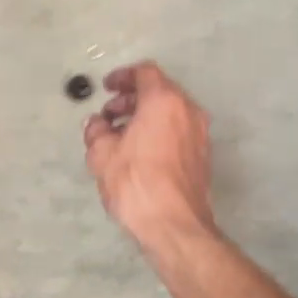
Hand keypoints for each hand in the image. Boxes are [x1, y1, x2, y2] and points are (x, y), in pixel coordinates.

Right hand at [83, 62, 216, 247]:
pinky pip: (176, 131)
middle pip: (159, 91)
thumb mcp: (102, 155)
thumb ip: (96, 131)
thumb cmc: (134, 182)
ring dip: (144, 117)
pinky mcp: (201, 156)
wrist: (173, 224)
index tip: (106, 88)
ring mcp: (199, 134)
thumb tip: (96, 124)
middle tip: (108, 116)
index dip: (122, 77)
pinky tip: (137, 154)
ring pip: (169, 113)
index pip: (145, 73)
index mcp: (164, 101)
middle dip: (131, 100)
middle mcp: (188, 111)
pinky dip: (157, 132)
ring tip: (119, 138)